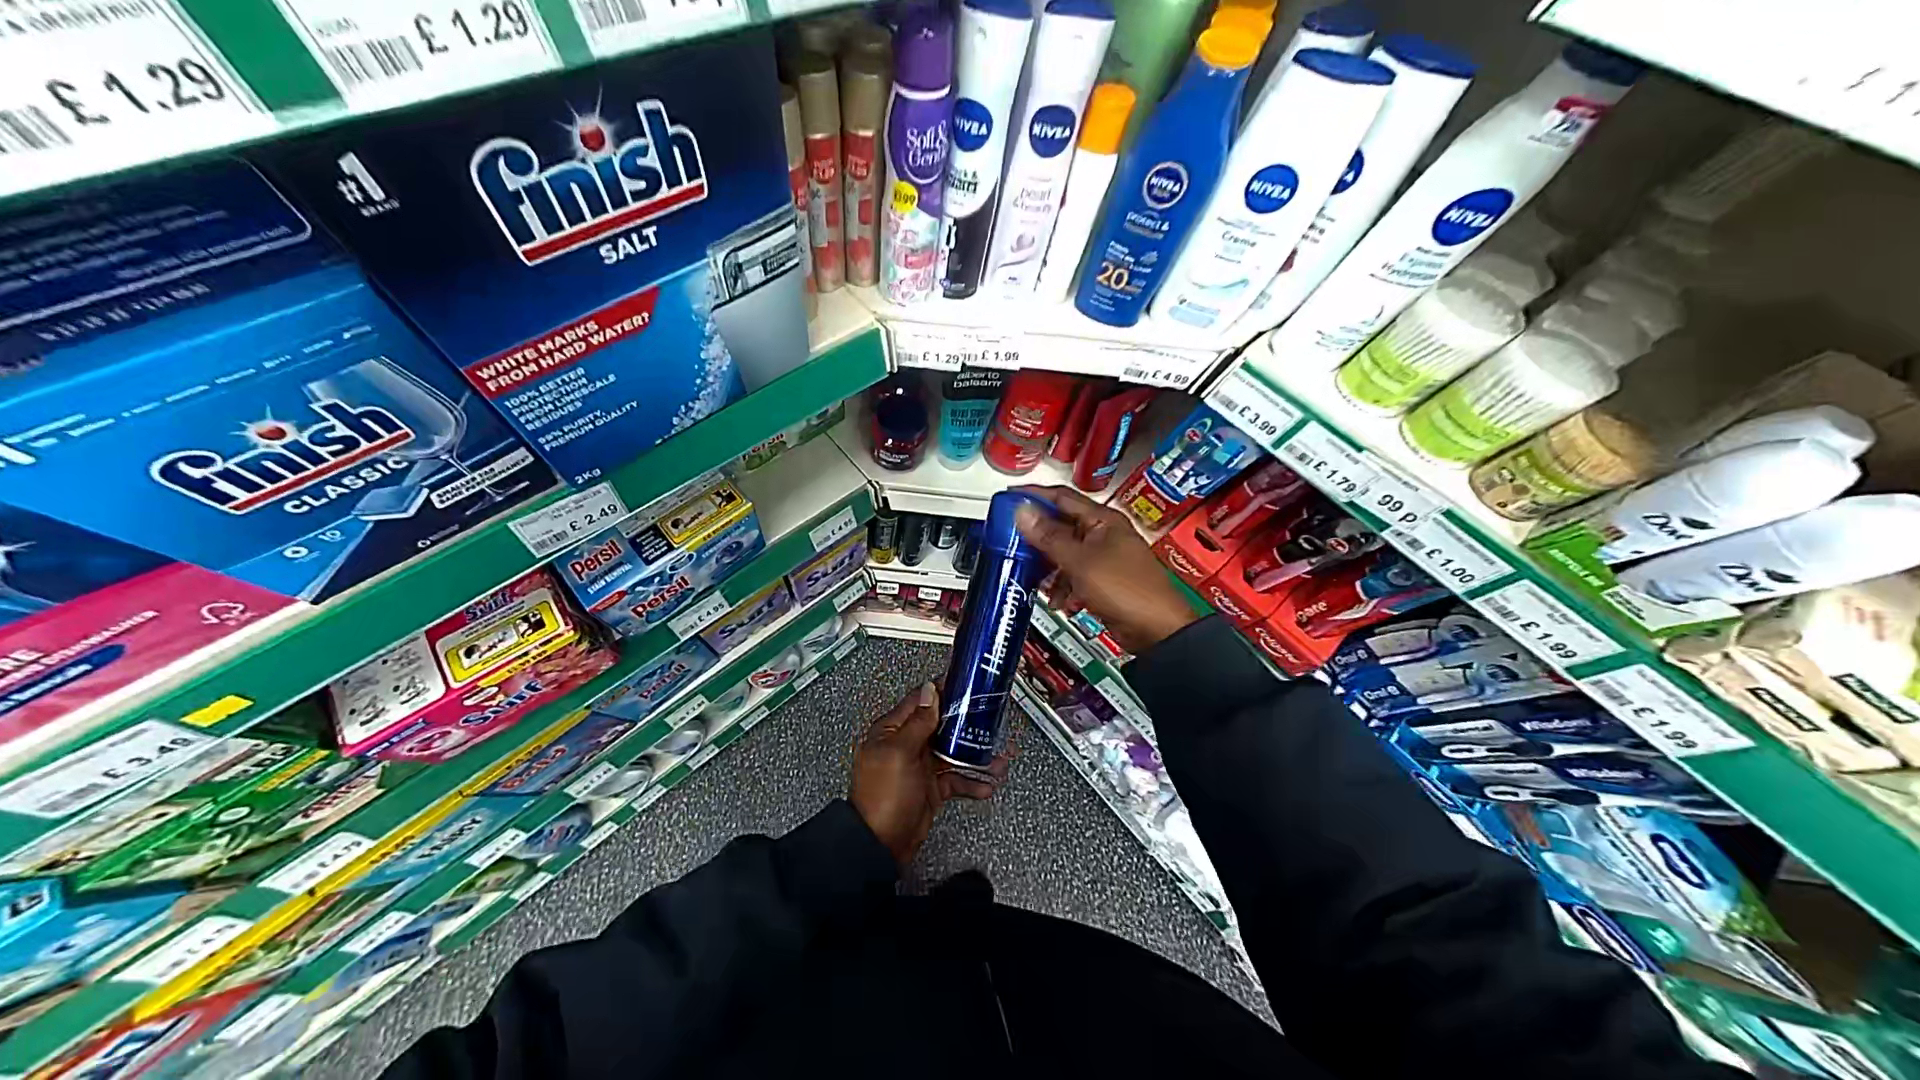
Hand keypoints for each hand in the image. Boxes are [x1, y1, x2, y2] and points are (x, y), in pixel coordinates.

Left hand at [850, 683, 1008, 866]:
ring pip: (954, 753)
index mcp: (892, 731)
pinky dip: (972, 781)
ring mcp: (919, 767)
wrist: (881, 845)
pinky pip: (955, 779)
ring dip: (977, 756)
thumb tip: (929, 691)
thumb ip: (918, 722)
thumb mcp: (900, 753)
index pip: (921, 702)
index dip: (943, 691)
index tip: (965, 685)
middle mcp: (906, 746)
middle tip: (991, 721)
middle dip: (968, 725)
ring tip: (998, 759)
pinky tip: (985, 785)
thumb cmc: (881, 798)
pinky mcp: (930, 788)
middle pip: (943, 726)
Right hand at [1014, 486, 1198, 654]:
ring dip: (1051, 570)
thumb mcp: (1079, 561)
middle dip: (1039, 540)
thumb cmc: (1129, 590)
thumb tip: (1024, 512)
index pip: (1062, 498)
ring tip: (1040, 583)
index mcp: (1102, 520)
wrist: (1156, 630)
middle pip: (1061, 528)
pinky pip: (1075, 576)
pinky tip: (1061, 601)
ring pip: (1065, 555)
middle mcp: (1104, 535)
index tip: (1010, 498)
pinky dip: (1065, 587)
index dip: (1034, 496)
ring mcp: (1105, 558)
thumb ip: (1049, 537)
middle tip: (1015, 545)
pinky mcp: (1104, 581)